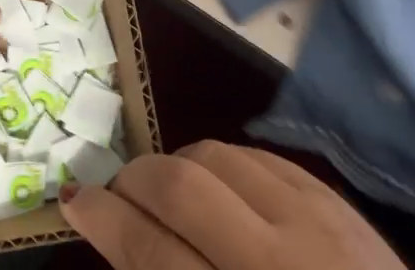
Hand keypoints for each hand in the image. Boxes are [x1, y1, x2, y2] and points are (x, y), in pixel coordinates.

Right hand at [62, 141, 404, 269]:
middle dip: (134, 180)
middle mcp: (280, 267)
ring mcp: (317, 228)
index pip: (154, 254)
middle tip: (120, 194)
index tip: (75, 199)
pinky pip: (260, 156)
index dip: (105, 219)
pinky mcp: (340, 206)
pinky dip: (224, 164)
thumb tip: (120, 232)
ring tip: (170, 191)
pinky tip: (219, 186)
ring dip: (177, 164)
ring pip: (217, 157)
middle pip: (181, 189)